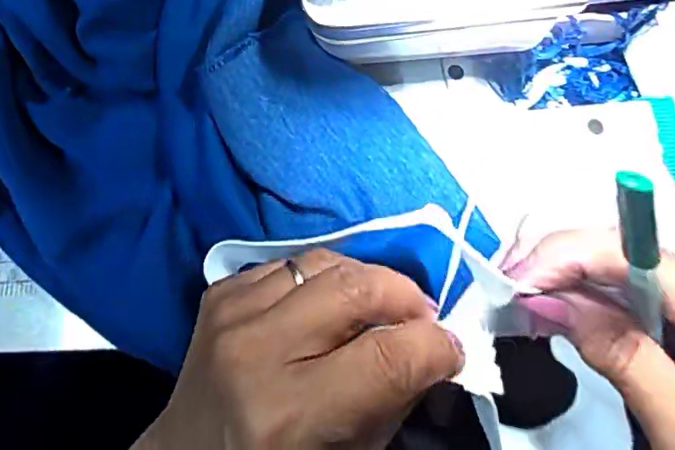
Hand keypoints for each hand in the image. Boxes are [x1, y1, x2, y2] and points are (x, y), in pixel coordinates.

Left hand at [135, 248, 464, 449]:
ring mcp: (232, 311)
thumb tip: (432, 349)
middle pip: (351, 289)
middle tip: (424, 314)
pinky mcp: (220, 289)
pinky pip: (287, 262)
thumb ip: (388, 403)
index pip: (382, 357)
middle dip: (403, 293)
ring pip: (322, 260)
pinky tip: (329, 301)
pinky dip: (319, 276)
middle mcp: (255, 350)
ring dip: (364, 277)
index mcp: (286, 414)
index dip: (433, 346)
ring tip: (382, 301)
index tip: (453, 347)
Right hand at [501, 230, 674, 449]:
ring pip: (633, 265)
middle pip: (638, 252)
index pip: (652, 261)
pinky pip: (640, 292)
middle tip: (513, 284)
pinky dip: (594, 294)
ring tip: (528, 291)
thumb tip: (552, 299)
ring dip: (574, 272)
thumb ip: (625, 360)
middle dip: (567, 258)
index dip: (579, 254)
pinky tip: (564, 303)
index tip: (522, 276)